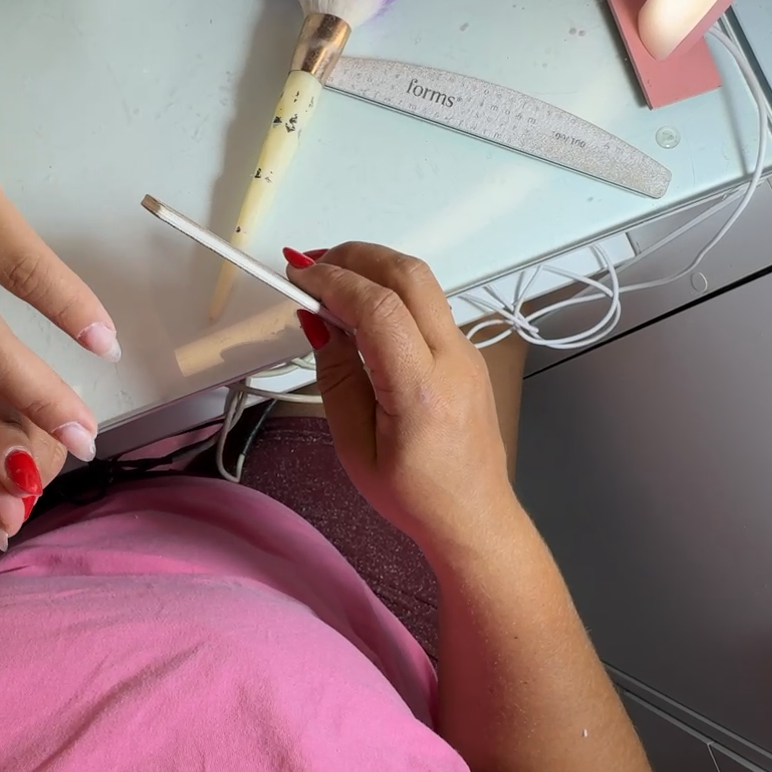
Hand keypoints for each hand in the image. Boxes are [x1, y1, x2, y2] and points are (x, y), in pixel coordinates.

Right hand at [285, 244, 516, 552]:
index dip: (333, 282)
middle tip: (312, 265)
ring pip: (421, 283)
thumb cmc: (413, 495)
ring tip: (329, 283)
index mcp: (421, 391)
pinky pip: (427, 305)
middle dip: (355, 255)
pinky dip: (389, 291)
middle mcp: (453, 360)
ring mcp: (466, 352)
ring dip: (373, 269)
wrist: (473, 516)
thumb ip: (336, 377)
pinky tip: (358, 310)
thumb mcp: (354, 445)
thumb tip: (319, 322)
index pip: (379, 308)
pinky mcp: (466, 353)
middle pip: (409, 274)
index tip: (297, 277)